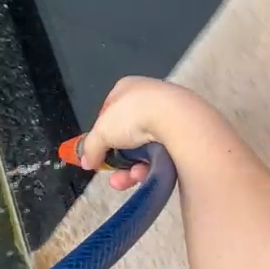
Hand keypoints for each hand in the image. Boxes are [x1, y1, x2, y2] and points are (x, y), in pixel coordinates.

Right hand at [71, 76, 208, 189]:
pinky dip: (151, 166)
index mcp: (127, 87)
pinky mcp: (183, 133)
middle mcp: (148, 98)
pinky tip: (145, 175)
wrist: (178, 120)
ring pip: (143, 148)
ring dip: (131, 168)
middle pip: (126, 134)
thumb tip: (86, 162)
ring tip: (127, 181)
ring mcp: (168, 115)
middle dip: (117, 159)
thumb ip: (90, 147)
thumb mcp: (102, 131)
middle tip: (113, 176)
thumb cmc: (134, 116)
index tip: (97, 153)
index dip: (101, 134)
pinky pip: (161, 153)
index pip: (108, 112)